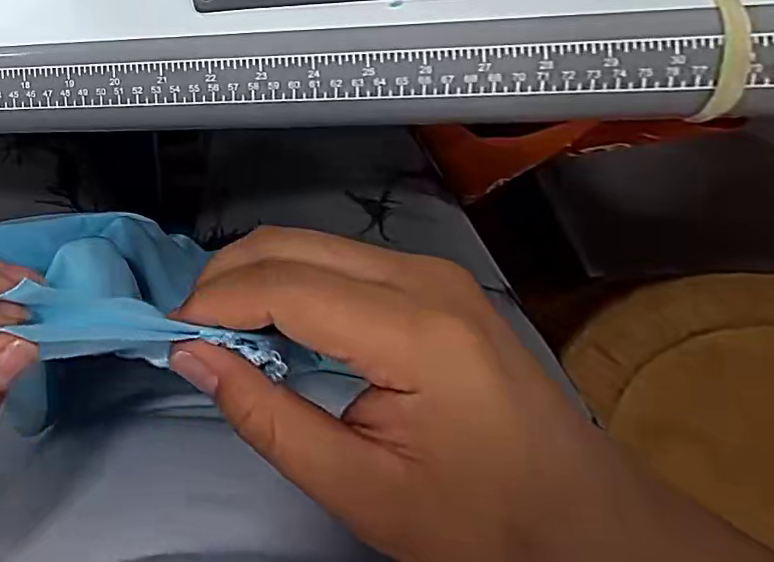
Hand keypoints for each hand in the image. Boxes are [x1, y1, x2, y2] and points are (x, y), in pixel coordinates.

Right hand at [169, 229, 773, 561]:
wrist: (602, 534)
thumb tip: (190, 355)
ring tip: (223, 325)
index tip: (171, 333)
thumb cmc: (487, 527)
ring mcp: (426, 269)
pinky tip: (271, 319)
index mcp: (415, 332)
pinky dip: (282, 277)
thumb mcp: (363, 494)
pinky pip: (327, 255)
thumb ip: (265, 418)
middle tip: (191, 329)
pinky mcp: (425, 276)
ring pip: (301, 241)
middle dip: (221, 278)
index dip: (214, 302)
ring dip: (248, 274)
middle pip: (285, 245)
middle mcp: (420, 277)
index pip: (283, 286)